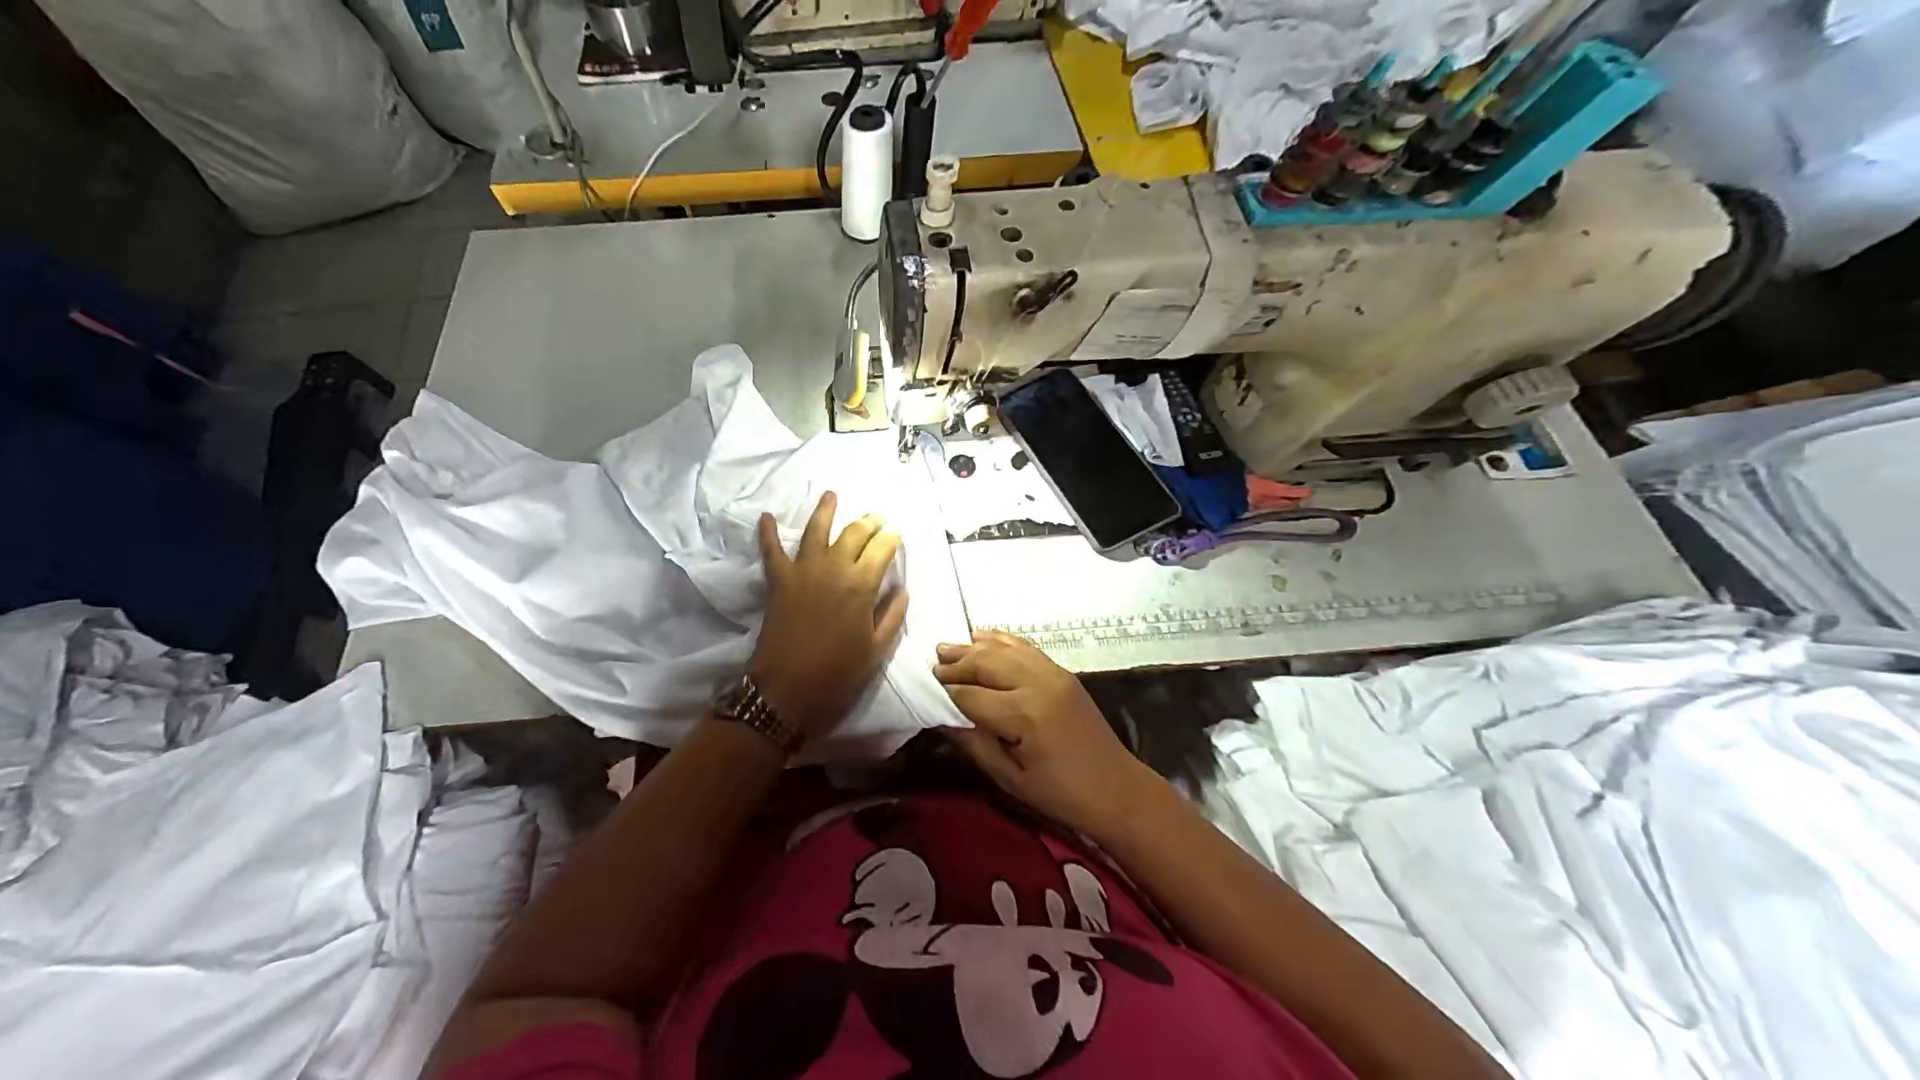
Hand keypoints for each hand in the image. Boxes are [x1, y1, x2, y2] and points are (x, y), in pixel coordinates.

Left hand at [751, 492, 907, 738]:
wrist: (787, 692)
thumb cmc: (839, 674)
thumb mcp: (877, 649)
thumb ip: (893, 614)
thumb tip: (900, 588)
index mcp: (862, 584)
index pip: (883, 548)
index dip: (892, 539)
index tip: (896, 536)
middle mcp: (834, 568)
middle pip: (854, 533)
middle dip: (869, 522)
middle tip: (876, 518)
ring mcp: (803, 571)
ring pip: (816, 531)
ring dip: (825, 511)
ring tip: (831, 495)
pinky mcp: (778, 581)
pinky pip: (771, 551)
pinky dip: (766, 533)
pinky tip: (766, 516)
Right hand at [934, 631, 1163, 837]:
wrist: (1115, 788)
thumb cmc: (1060, 794)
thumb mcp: (1010, 778)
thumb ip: (974, 743)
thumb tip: (941, 718)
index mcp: (1025, 714)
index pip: (971, 696)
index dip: (945, 693)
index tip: (924, 691)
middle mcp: (1039, 684)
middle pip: (986, 663)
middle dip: (956, 664)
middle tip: (932, 666)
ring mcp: (1054, 673)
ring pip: (1005, 650)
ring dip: (974, 648)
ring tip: (947, 648)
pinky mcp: (1063, 672)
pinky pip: (1027, 648)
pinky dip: (1002, 641)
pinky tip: (983, 639)